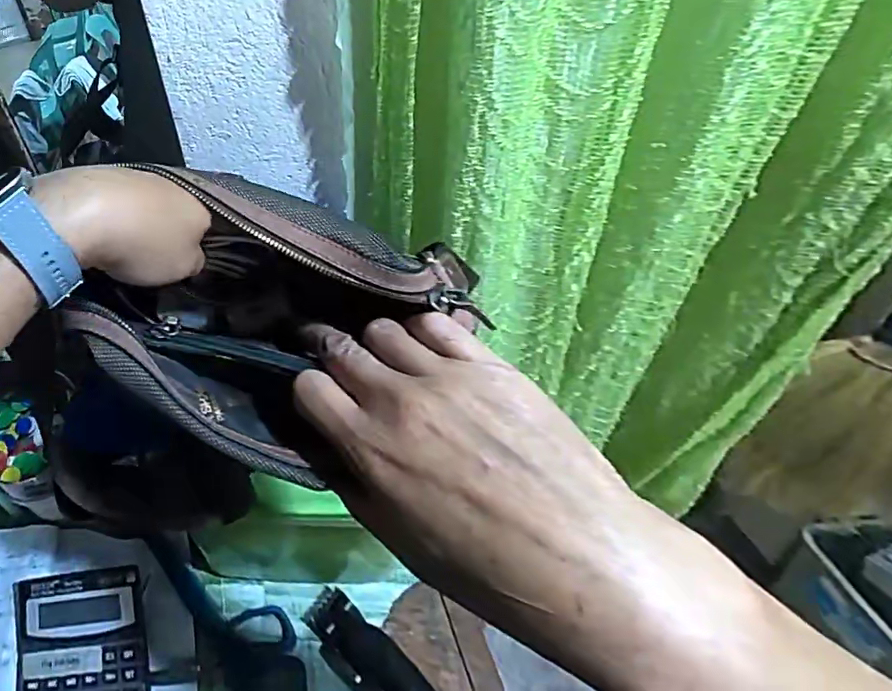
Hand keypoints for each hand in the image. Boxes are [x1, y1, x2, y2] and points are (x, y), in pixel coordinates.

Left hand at [31, 166, 209, 285]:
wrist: (88, 211)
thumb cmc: (142, 245)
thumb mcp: (179, 269)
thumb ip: (193, 260)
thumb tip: (193, 254)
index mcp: (198, 208)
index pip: (203, 230)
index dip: (188, 247)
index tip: (171, 262)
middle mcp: (175, 185)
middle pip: (174, 211)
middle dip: (162, 229)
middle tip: (143, 253)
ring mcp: (141, 174)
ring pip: (146, 201)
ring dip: (136, 217)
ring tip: (117, 240)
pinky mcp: (108, 171)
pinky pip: (117, 195)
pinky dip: (111, 209)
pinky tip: (98, 224)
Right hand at [292, 314, 827, 689]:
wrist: (586, 559)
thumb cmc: (486, 567)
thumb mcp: (400, 541)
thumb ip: (354, 484)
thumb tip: (329, 447)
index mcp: (370, 447)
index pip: (308, 385)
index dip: (305, 387)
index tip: (316, 395)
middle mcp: (397, 399)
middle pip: (339, 345)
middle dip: (325, 347)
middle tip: (331, 354)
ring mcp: (444, 375)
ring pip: (383, 328)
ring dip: (375, 342)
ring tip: (388, 358)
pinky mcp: (487, 364)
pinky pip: (436, 323)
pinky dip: (420, 330)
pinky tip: (427, 348)